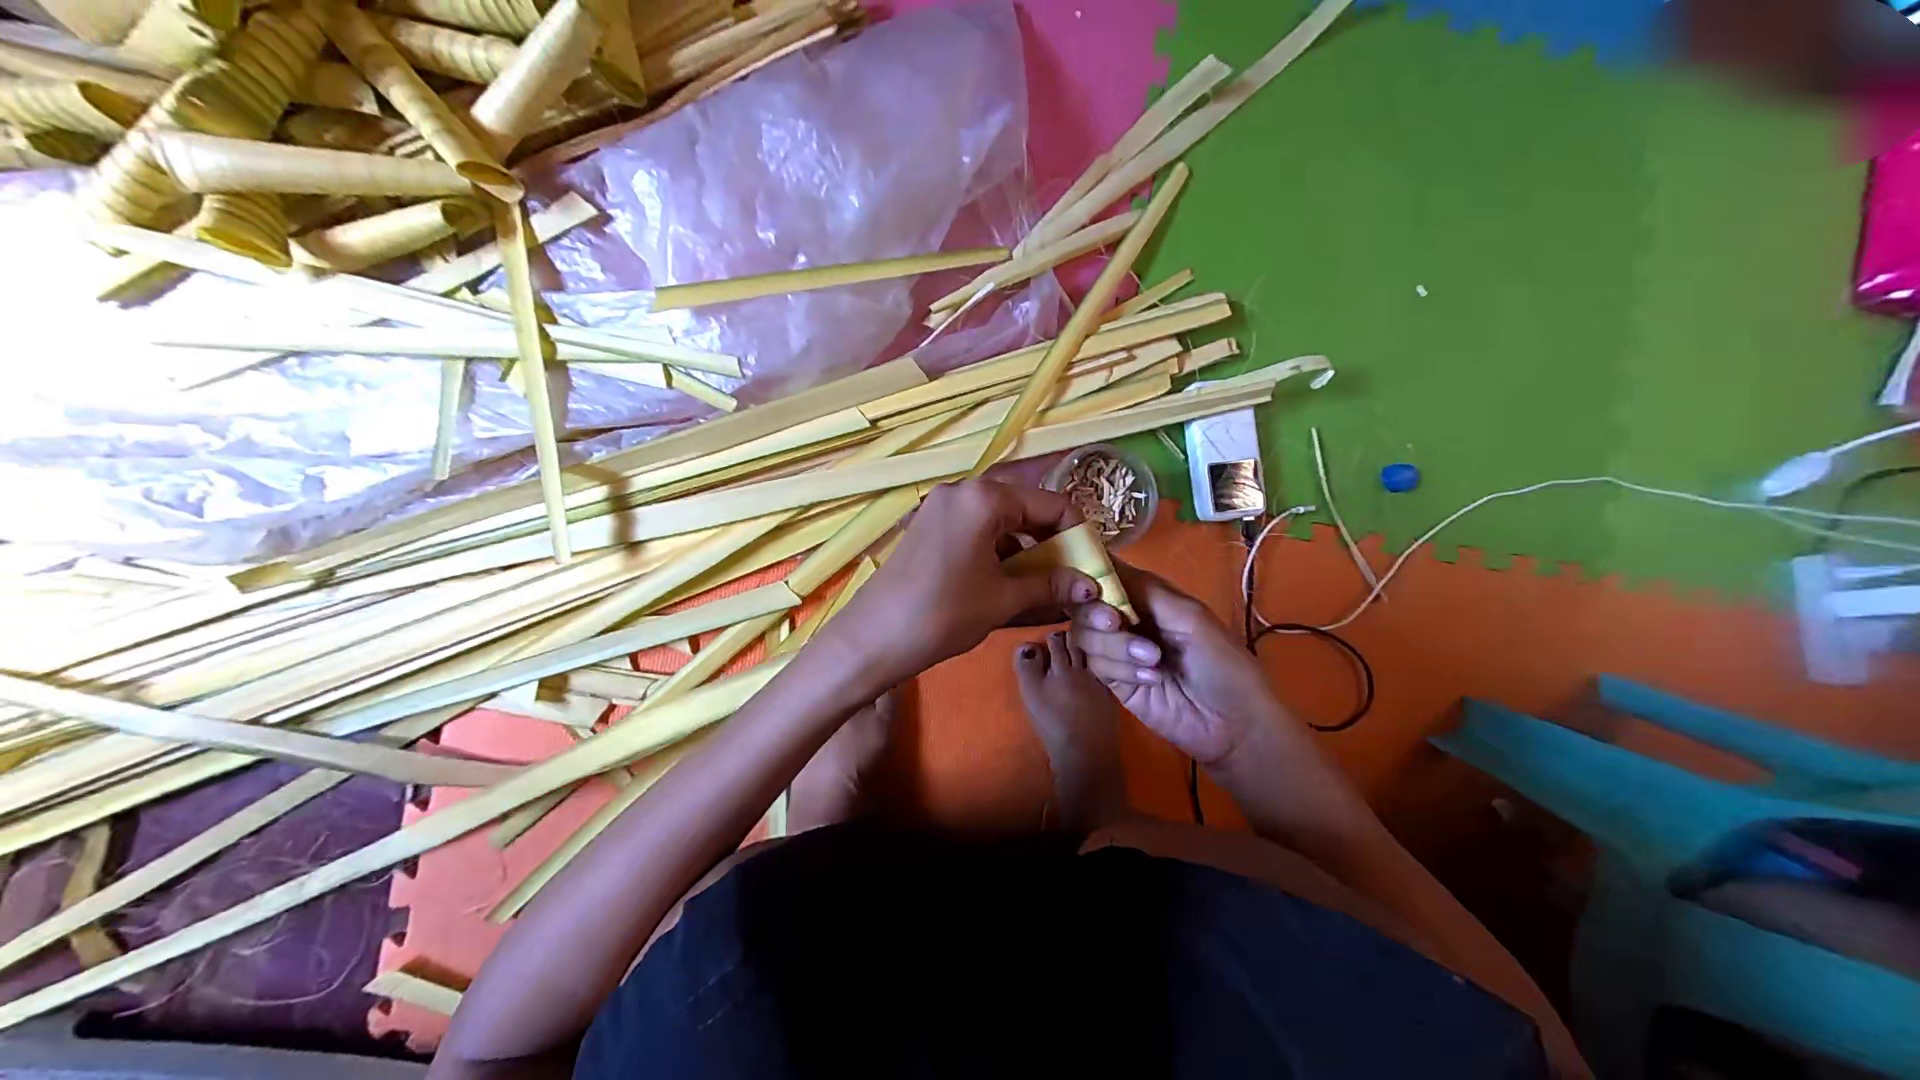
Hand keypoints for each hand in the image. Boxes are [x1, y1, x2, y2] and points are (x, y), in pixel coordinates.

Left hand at [816, 480, 1099, 688]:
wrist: (872, 638)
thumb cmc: (943, 613)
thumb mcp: (1003, 599)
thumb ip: (1051, 584)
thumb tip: (1093, 586)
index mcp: (984, 498)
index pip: (1051, 504)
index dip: (1077, 535)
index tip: (1091, 566)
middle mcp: (962, 491)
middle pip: (1024, 508)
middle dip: (1051, 542)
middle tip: (1068, 577)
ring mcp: (941, 507)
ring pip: (1000, 521)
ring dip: (1025, 549)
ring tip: (1040, 585)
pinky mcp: (928, 526)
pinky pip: (976, 530)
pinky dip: (997, 551)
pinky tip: (1006, 582)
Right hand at [1068, 564, 1282, 766]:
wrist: (1233, 724)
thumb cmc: (1223, 663)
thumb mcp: (1190, 617)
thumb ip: (1146, 590)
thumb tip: (1104, 561)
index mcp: (1148, 596)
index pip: (1107, 575)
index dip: (1091, 577)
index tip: (1090, 588)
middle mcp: (1128, 619)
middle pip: (1085, 606)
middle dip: (1096, 615)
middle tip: (1115, 624)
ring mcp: (1118, 651)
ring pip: (1085, 636)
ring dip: (1115, 647)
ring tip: (1152, 661)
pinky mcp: (1114, 682)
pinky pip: (1095, 665)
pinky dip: (1120, 669)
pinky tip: (1151, 679)